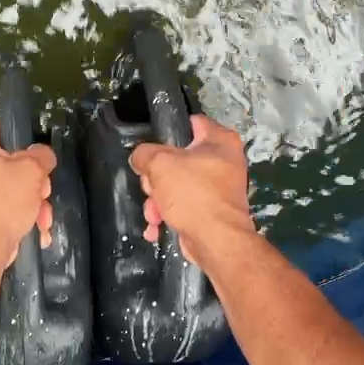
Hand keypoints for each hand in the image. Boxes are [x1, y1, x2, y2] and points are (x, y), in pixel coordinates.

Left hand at [0, 119, 55, 267]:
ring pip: (12, 189)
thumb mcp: (32, 169)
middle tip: (44, 190)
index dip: (18, 133)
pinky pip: (6, 208)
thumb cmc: (4, 201)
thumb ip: (42, 155)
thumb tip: (41, 155)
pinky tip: (38, 231)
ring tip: (43, 219)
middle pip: (10, 163)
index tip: (36, 150)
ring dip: (34, 203)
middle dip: (34, 180)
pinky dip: (23, 217)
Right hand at [129, 114, 256, 265]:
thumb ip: (144, 153)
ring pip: (175, 186)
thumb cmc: (193, 194)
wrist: (215, 241)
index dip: (167, 132)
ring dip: (157, 201)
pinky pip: (181, 206)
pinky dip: (167, 216)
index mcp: (220, 141)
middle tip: (152, 187)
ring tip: (154, 214)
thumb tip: (140, 158)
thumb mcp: (160, 164)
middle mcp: (223, 161)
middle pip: (176, 159)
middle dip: (156, 178)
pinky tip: (157, 227)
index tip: (151, 147)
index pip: (190, 123)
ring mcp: (217, 188)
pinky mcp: (210, 211)